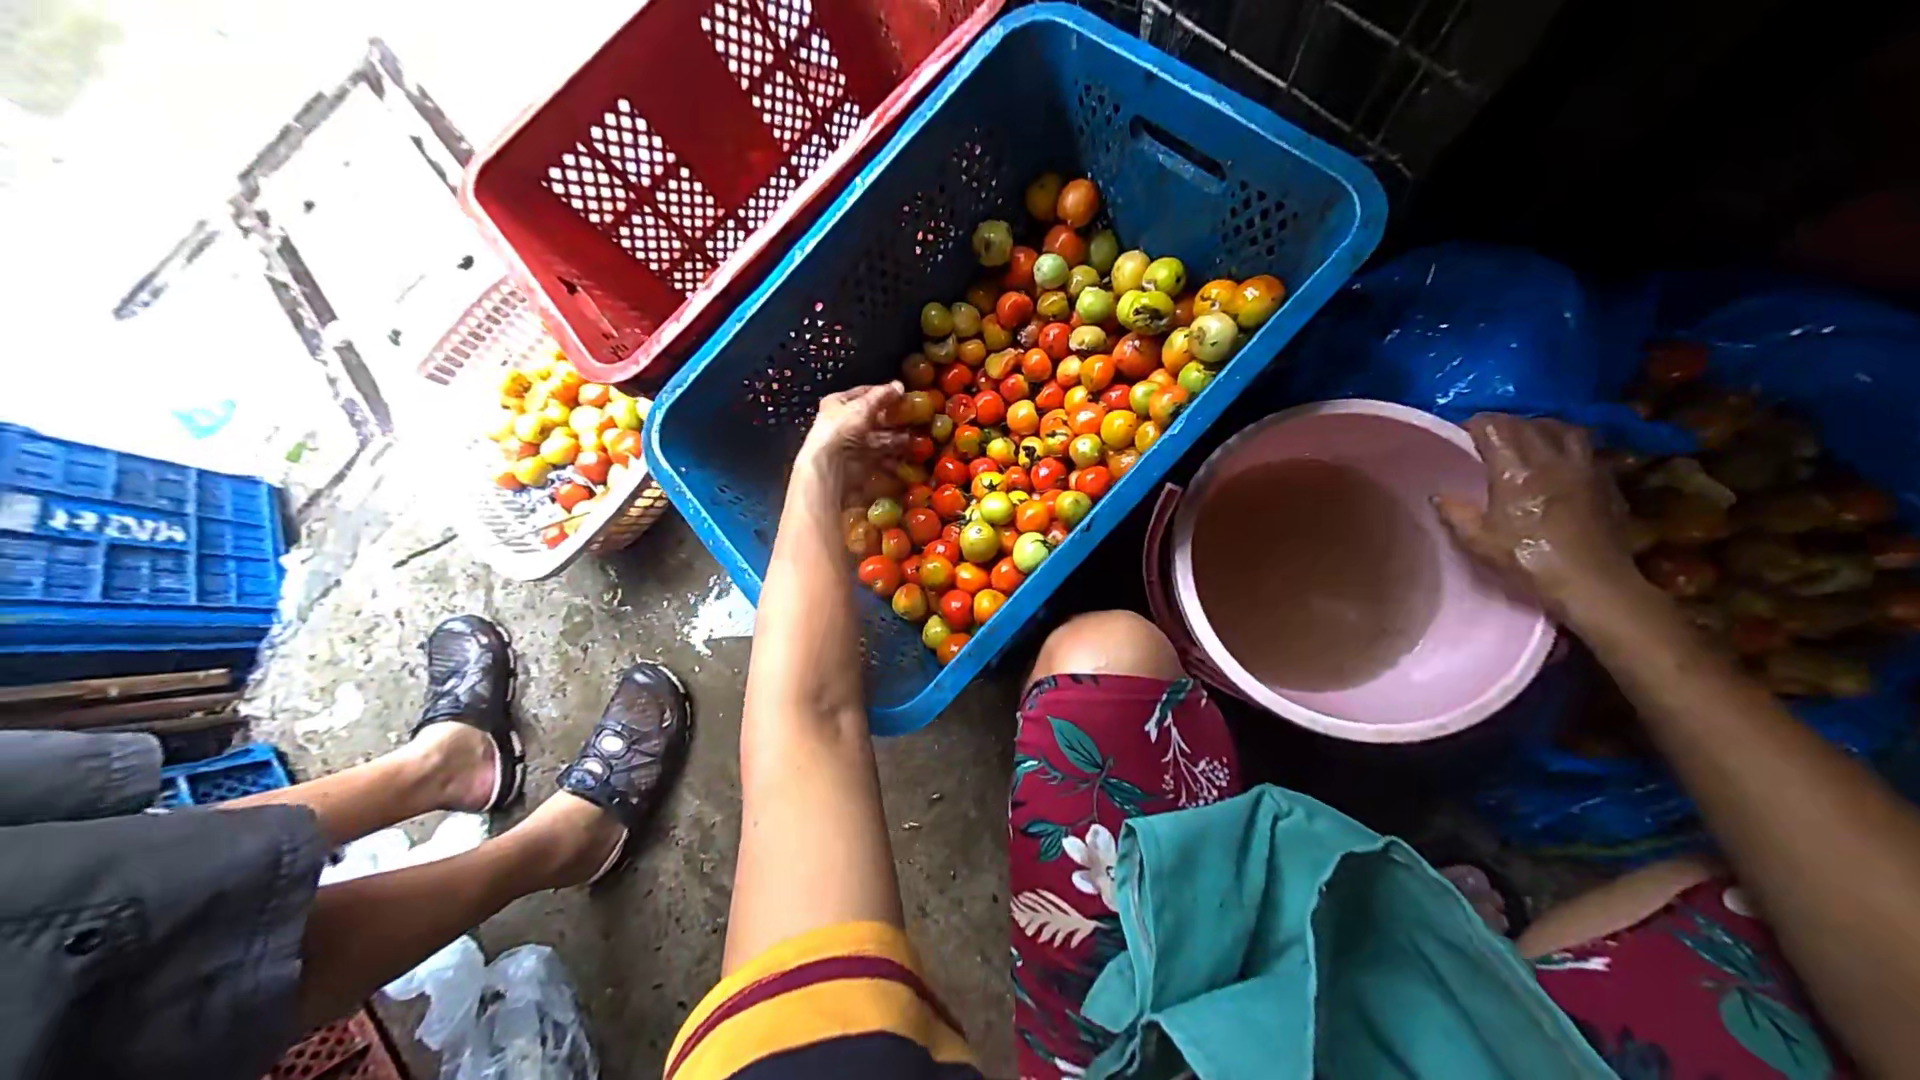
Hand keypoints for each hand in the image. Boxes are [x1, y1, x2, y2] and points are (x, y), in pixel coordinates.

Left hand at [797, 382, 906, 468]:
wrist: (831, 466)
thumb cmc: (842, 429)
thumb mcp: (862, 407)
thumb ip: (882, 396)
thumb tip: (899, 385)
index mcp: (838, 403)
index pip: (864, 393)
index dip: (883, 392)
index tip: (902, 394)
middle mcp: (845, 422)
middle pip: (873, 416)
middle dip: (893, 416)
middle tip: (914, 415)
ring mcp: (854, 443)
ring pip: (879, 436)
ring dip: (897, 435)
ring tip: (916, 433)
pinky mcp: (862, 461)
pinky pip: (882, 453)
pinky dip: (895, 452)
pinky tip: (909, 449)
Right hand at [1436, 413, 1641, 609]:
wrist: (1592, 582)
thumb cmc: (1528, 560)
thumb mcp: (1479, 540)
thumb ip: (1456, 513)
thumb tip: (1440, 496)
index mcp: (1517, 471)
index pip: (1495, 426)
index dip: (1475, 425)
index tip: (1462, 436)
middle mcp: (1552, 459)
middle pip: (1527, 423)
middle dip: (1503, 425)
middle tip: (1486, 439)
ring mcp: (1584, 466)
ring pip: (1561, 427)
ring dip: (1539, 428)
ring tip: (1525, 441)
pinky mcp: (1605, 479)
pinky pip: (1583, 446)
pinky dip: (1564, 444)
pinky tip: (1555, 461)